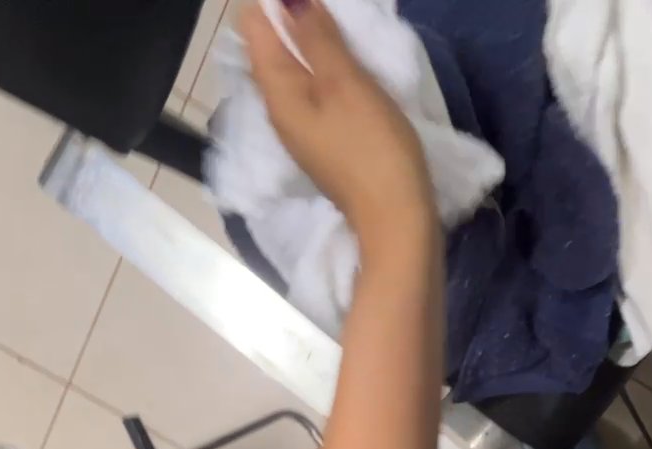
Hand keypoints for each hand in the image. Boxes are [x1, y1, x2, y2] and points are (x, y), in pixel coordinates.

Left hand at [240, 0, 435, 249]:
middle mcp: (281, 114)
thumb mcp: (346, 83)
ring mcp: (304, 135)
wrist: (397, 223)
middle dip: (298, 25)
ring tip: (348, 42)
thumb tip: (289, 1)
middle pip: (274, 50)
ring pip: (298, 76)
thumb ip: (316, 38)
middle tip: (336, 20)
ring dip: (318, 52)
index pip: (254, 26)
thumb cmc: (374, 150)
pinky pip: (317, 99)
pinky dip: (330, 80)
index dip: (280, 4)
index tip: (317, 7)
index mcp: (277, 94)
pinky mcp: (327, 149)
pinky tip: (354, 78)